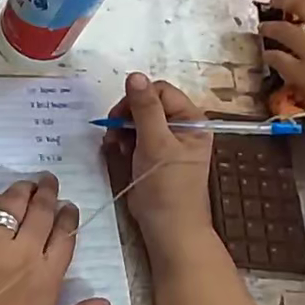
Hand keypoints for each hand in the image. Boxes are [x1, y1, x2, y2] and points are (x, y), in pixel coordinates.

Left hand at [0, 173, 108, 304]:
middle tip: (50, 182)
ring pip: (15, 203)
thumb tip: (104, 303)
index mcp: (46, 276)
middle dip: (49, 194)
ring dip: (25, 190)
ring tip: (30, 183)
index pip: (65, 236)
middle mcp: (24, 251)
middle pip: (42, 212)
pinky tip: (1, 198)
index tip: (70, 208)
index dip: (69, 218)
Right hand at [103, 72, 213, 239]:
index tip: (118, 116)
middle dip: (127, 115)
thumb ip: (144, 108)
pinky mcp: (154, 155)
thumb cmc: (166, 186)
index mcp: (191, 119)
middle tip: (112, 132)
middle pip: (148, 103)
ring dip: (122, 128)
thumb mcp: (155, 143)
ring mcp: (168, 141)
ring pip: (138, 120)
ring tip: (114, 145)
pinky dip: (124, 140)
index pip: (160, 91)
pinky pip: (136, 136)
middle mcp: (181, 126)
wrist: (169, 228)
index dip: (137, 99)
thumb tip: (135, 75)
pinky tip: (117, 151)